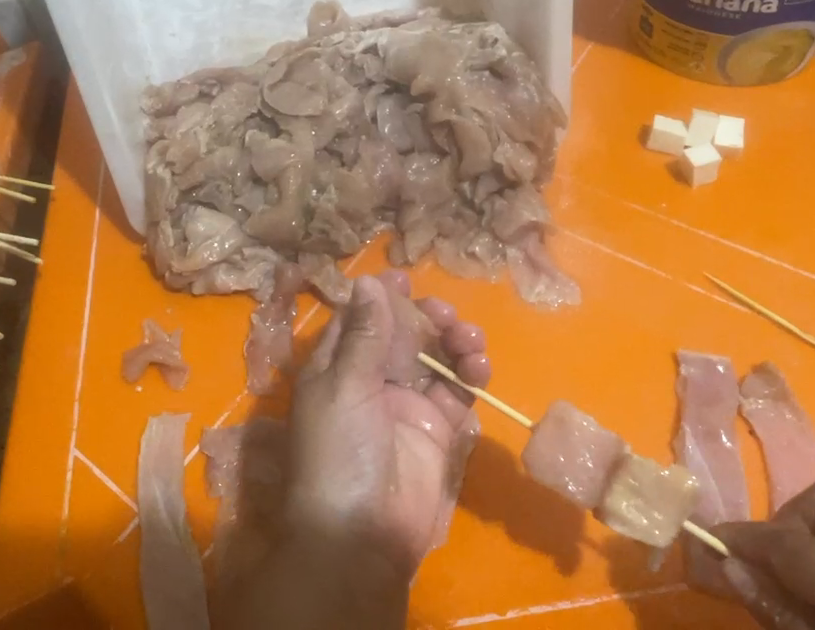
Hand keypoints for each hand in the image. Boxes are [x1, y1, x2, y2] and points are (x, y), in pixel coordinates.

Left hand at [287, 271, 490, 572]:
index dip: (382, 297)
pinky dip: (470, 374)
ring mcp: (407, 404)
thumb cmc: (340, 451)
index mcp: (337, 366)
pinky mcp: (438, 429)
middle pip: (404, 334)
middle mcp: (371, 380)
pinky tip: (478, 368)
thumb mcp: (344, 385)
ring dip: (454, 341)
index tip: (405, 279)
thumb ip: (365, 334)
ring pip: (435, 357)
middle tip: (444, 314)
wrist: (362, 535)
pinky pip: (458, 390)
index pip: (360, 319)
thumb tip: (368, 281)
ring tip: (468, 340)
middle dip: (426, 317)